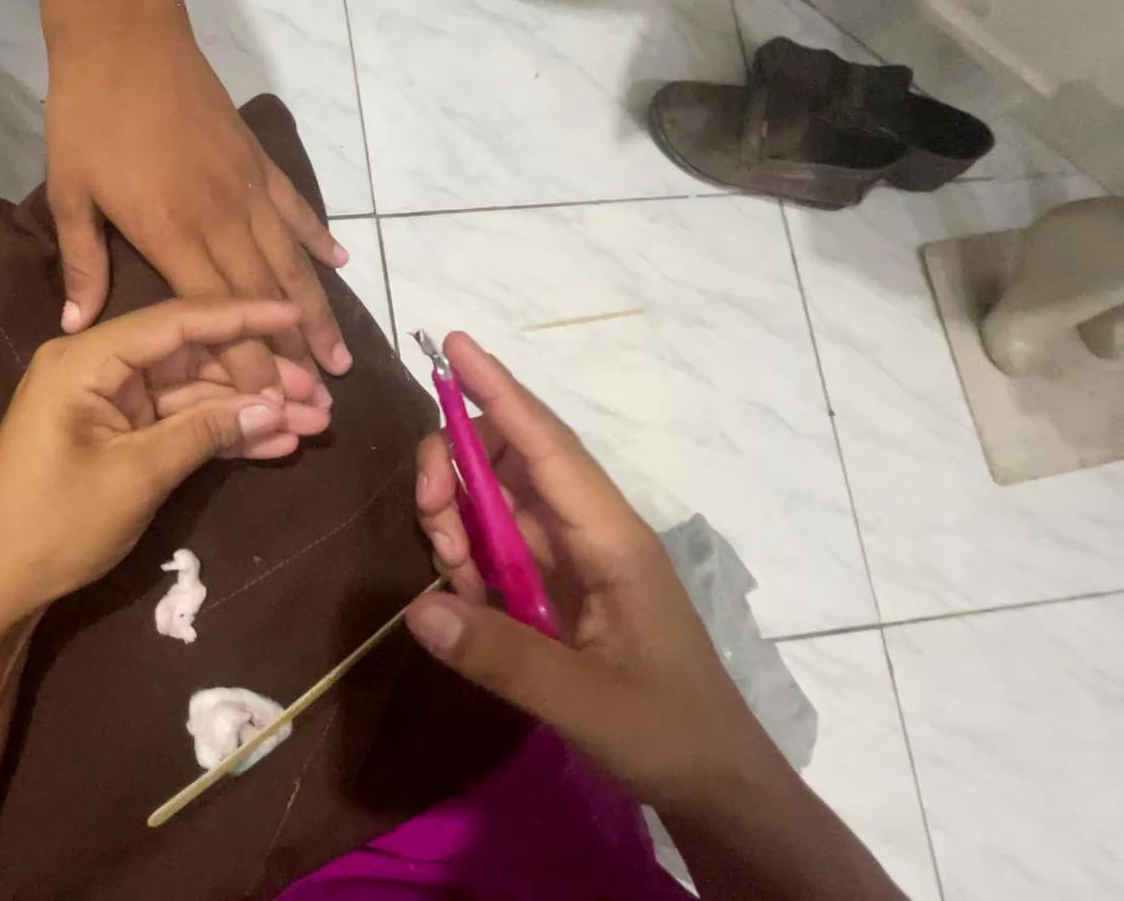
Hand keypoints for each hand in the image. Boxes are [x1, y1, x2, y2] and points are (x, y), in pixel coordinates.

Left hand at [0, 299, 328, 620]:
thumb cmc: (54, 523)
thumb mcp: (136, 475)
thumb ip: (205, 431)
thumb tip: (278, 406)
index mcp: (87, 359)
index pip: (176, 322)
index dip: (240, 317)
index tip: (295, 314)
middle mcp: (99, 369)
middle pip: (191, 358)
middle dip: (256, 377)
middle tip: (320, 394)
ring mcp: (110, 404)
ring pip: (193, 395)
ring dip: (249, 410)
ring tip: (315, 422)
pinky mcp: (119, 436)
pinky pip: (178, 425)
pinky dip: (221, 436)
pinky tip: (274, 444)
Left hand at [43, 25, 351, 396]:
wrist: (124, 35)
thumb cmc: (88, 116)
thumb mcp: (69, 192)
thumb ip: (83, 262)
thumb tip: (76, 322)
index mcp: (173, 236)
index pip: (219, 314)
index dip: (249, 361)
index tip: (273, 401)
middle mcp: (222, 220)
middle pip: (266, 297)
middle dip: (295, 350)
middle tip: (323, 396)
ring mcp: (248, 189)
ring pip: (291, 262)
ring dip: (318, 310)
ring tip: (339, 353)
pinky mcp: (257, 162)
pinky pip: (296, 208)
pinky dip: (318, 239)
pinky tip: (339, 263)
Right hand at [404, 333, 787, 814]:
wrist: (715, 786)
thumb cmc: (670, 732)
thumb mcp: (588, 704)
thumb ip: (504, 656)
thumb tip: (416, 610)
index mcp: (610, 538)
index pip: (547, 446)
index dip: (500, 392)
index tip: (457, 345)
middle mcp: (584, 530)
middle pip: (505, 461)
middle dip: (454, 471)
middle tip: (431, 520)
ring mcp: (564, 557)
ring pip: (489, 501)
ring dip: (454, 522)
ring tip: (456, 576)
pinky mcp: (547, 584)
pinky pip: (490, 546)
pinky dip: (464, 560)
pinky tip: (467, 599)